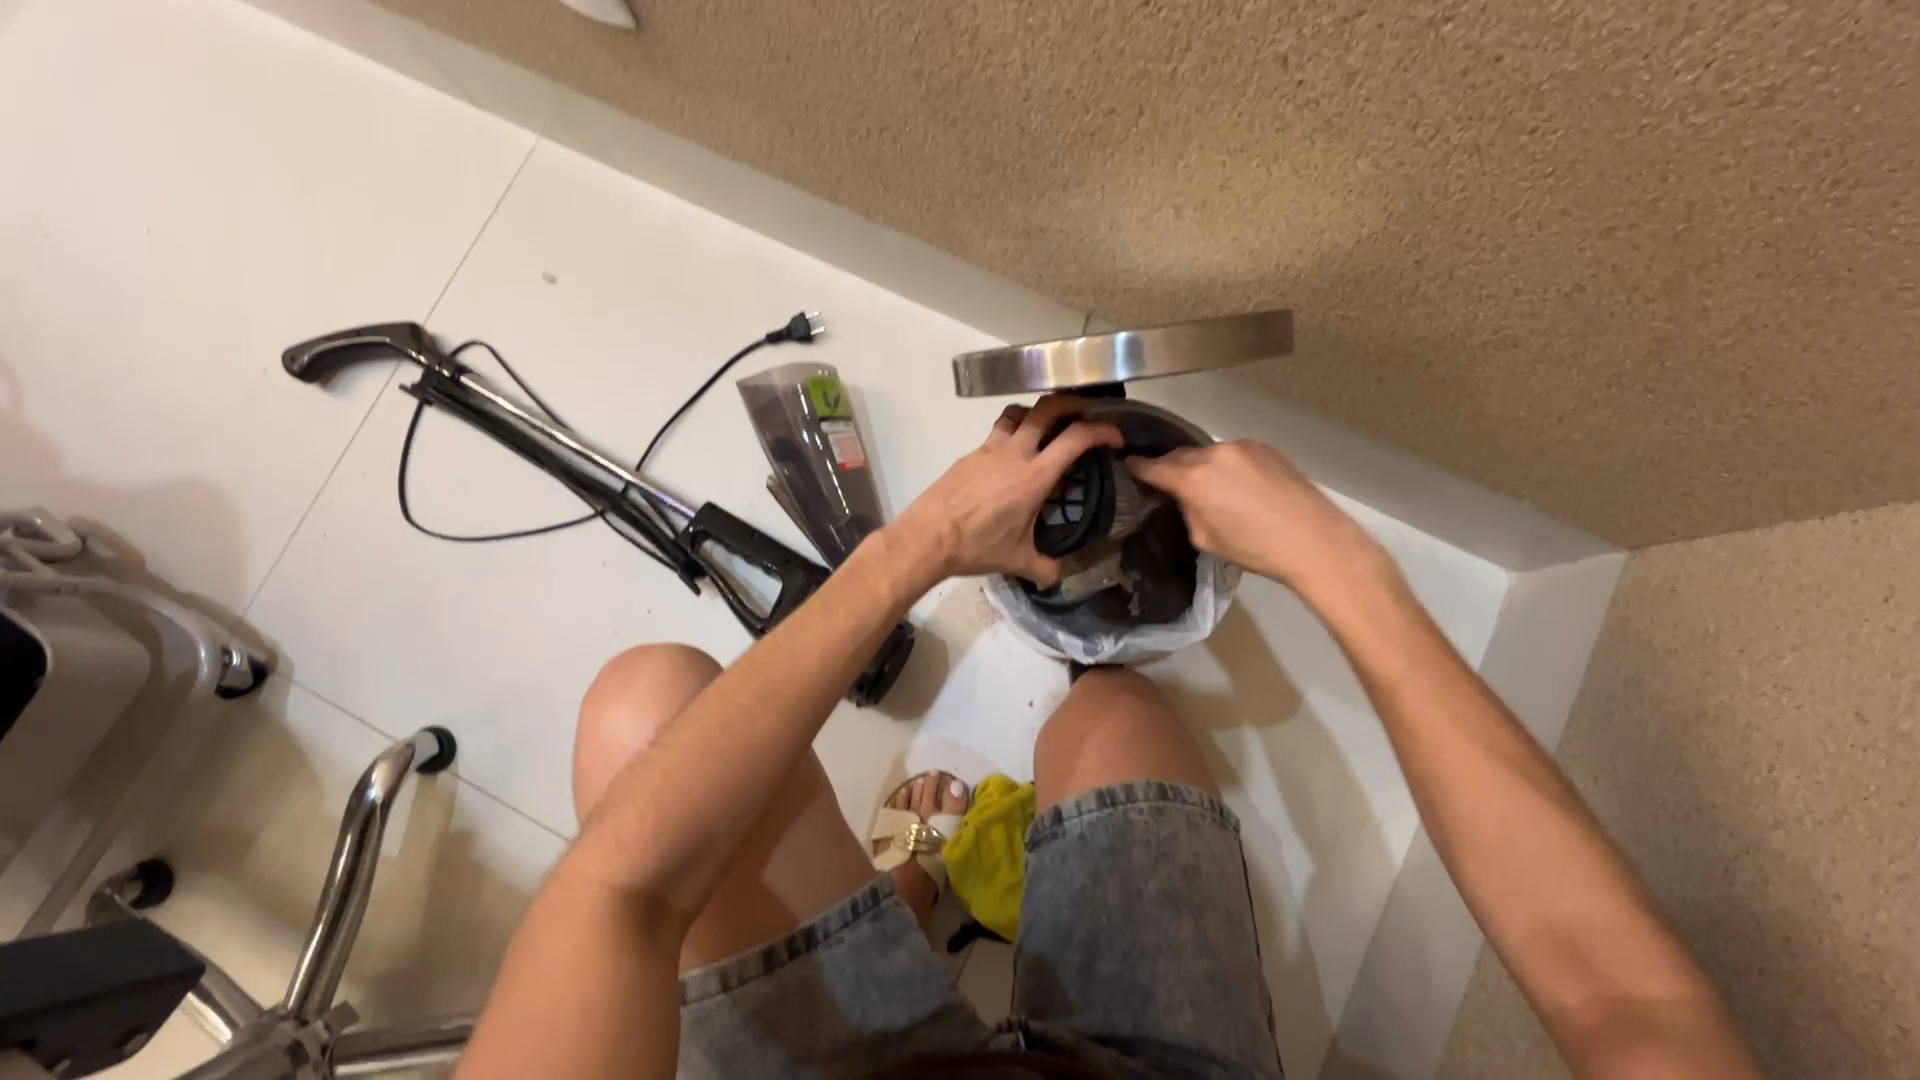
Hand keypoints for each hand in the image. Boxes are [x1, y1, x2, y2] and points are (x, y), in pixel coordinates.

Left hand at [889, 394, 1122, 585]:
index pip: (1077, 438)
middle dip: (1072, 404)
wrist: (927, 537)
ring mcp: (989, 449)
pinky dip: (1013, 431)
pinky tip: (1013, 454)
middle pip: (1048, 408)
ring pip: (1018, 412)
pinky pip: (997, 431)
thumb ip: (1044, 567)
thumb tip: (1057, 577)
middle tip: (1084, 413)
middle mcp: (1015, 453)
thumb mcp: (1016, 561)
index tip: (1114, 438)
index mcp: (1035, 476)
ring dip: (1037, 411)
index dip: (1102, 431)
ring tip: (1047, 424)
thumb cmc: (976, 547)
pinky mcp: (970, 454)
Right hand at [1126, 439, 1391, 596]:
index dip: (1137, 468)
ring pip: (1206, 453)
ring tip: (1205, 487)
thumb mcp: (1206, 539)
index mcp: (1193, 478)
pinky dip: (1225, 465)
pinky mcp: (1265, 447)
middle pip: (1179, 456)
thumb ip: (1187, 511)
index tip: (1127, 468)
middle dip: (1169, 467)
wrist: (1314, 540)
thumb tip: (1184, 497)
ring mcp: (1241, 446)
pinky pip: (1232, 454)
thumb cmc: (1255, 548)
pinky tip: (1235, 485)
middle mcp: (1213, 454)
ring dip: (1199, 466)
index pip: (1153, 467)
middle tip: (1165, 483)